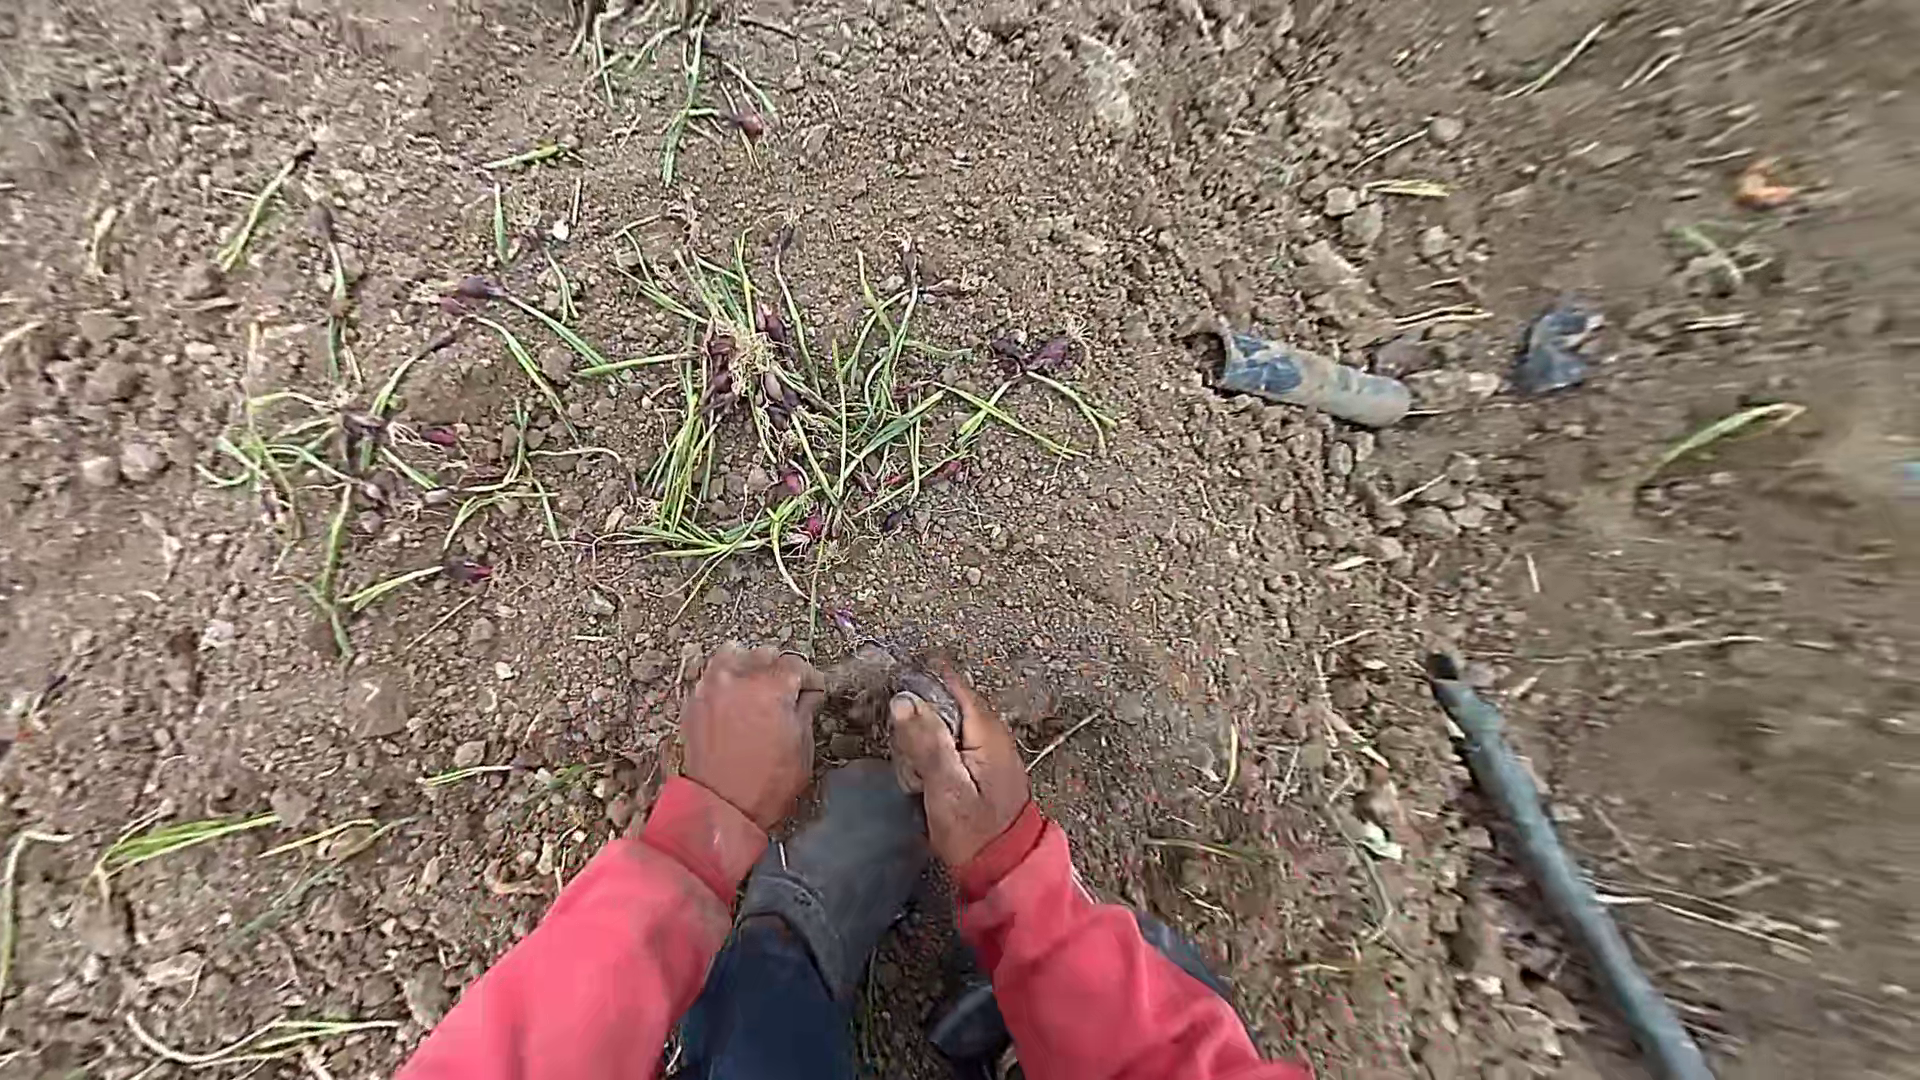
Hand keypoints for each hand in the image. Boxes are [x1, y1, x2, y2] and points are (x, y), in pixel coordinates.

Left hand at [680, 643, 825, 829]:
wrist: (720, 811)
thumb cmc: (769, 783)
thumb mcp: (803, 744)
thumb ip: (805, 708)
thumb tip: (807, 693)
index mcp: (771, 686)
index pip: (797, 664)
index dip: (810, 680)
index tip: (814, 693)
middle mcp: (738, 678)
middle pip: (766, 654)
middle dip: (780, 671)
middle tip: (788, 693)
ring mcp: (711, 688)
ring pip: (735, 656)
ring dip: (750, 668)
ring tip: (758, 690)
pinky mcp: (694, 702)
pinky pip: (712, 676)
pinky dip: (726, 680)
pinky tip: (736, 700)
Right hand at [889, 663, 1030, 866]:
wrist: (1005, 870)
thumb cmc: (976, 832)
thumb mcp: (945, 787)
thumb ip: (926, 742)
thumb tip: (904, 701)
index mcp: (986, 729)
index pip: (950, 684)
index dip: (920, 688)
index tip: (897, 705)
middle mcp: (990, 731)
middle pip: (942, 706)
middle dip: (919, 728)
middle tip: (912, 762)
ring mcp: (987, 748)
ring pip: (942, 728)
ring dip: (924, 750)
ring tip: (921, 780)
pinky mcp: (981, 765)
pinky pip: (948, 749)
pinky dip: (934, 763)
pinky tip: (929, 786)